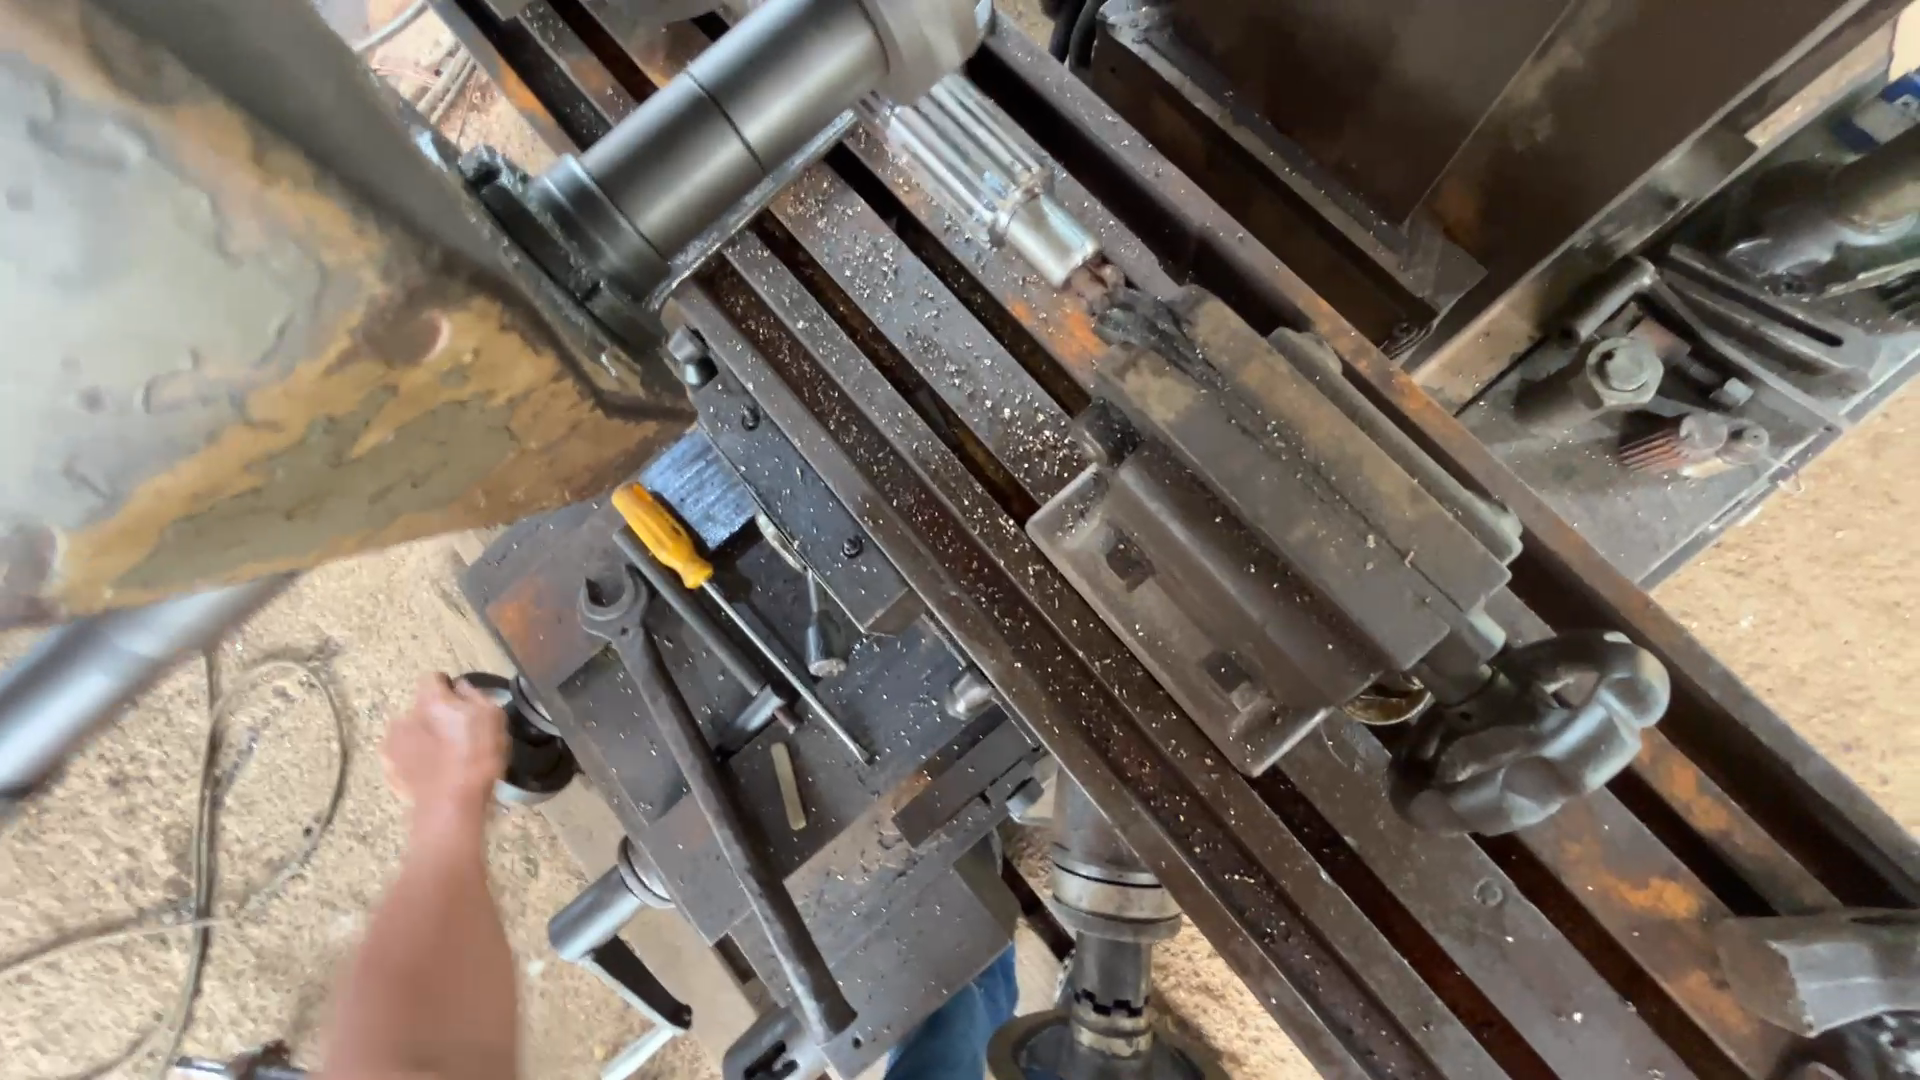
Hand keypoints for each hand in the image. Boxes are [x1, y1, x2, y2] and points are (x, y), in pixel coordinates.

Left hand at [384, 673, 507, 828]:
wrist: (451, 802)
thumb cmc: (478, 754)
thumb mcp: (493, 717)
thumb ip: (476, 695)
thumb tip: (461, 686)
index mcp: (430, 700)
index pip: (432, 678)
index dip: (447, 686)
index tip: (461, 700)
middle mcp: (404, 717)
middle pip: (421, 707)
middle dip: (435, 714)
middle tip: (457, 731)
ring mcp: (391, 744)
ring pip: (410, 730)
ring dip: (424, 735)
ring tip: (444, 754)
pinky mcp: (388, 768)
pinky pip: (403, 754)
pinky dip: (415, 757)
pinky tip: (432, 770)